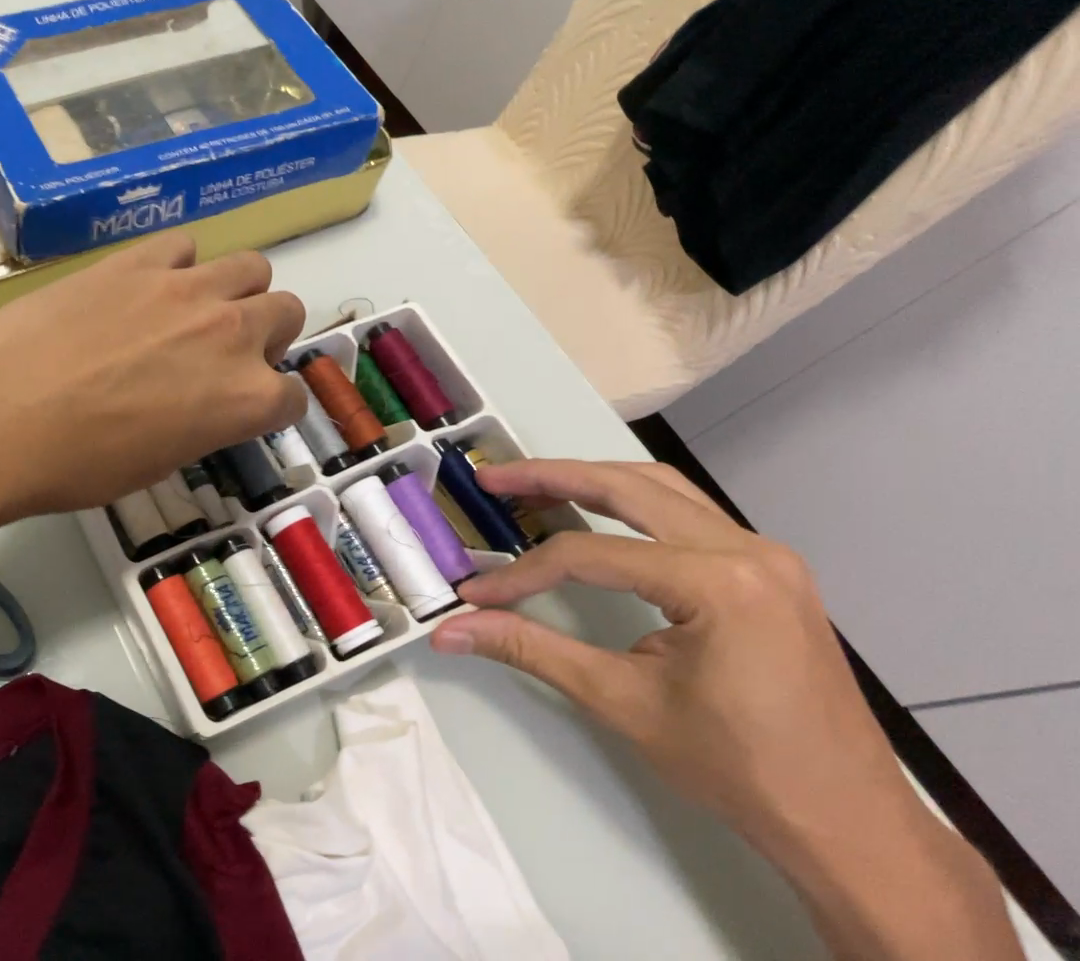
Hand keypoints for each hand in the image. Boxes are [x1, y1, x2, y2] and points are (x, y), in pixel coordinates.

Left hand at [0, 233, 305, 516]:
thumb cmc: (75, 466)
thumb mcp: (156, 464)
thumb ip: (201, 424)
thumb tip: (200, 403)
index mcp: (245, 400)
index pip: (292, 395)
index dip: (269, 404)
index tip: (241, 407)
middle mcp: (233, 334)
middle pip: (285, 313)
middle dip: (263, 337)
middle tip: (217, 356)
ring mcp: (187, 289)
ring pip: (250, 267)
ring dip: (234, 291)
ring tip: (190, 314)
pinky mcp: (137, 260)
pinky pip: (184, 246)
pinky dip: (177, 266)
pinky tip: (144, 289)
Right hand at [429, 460, 1020, 960]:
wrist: (845, 820)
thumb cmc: (737, 766)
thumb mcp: (622, 702)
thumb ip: (531, 650)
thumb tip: (452, 632)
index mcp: (718, 582)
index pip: (591, 555)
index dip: (522, 573)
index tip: (475, 596)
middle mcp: (749, 550)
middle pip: (631, 488)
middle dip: (554, 477)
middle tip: (492, 479)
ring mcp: (767, 558)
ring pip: (666, 491)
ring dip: (596, 481)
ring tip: (536, 483)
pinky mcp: (770, 574)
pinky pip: (692, 517)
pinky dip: (635, 506)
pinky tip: (601, 516)